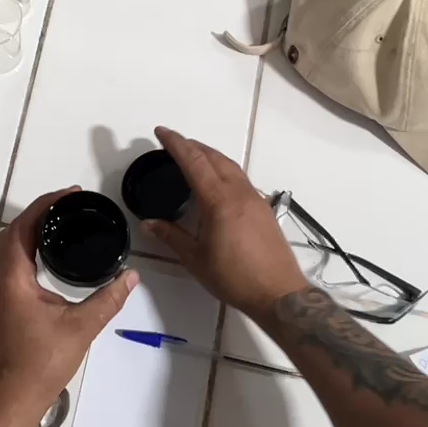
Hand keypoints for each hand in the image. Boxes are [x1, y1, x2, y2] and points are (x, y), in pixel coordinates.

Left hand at [0, 187, 137, 417]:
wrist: (16, 394)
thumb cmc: (45, 360)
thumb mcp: (82, 326)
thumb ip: (108, 298)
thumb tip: (131, 276)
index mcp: (12, 276)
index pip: (23, 226)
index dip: (45, 205)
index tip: (70, 194)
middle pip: (12, 231)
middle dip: (38, 213)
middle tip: (68, 205)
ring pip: (7, 247)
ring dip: (29, 230)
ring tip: (59, 222)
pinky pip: (8, 262)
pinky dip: (25, 247)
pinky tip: (46, 252)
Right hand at [143, 126, 308, 319]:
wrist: (278, 294)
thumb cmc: (234, 278)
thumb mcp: (195, 259)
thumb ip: (171, 236)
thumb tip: (148, 223)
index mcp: (219, 200)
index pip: (194, 162)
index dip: (176, 144)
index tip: (161, 132)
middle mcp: (239, 193)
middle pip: (215, 157)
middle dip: (193, 145)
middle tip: (173, 143)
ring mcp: (255, 199)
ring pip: (230, 165)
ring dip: (210, 155)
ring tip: (193, 157)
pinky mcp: (263, 209)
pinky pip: (240, 178)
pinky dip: (223, 170)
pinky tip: (216, 183)